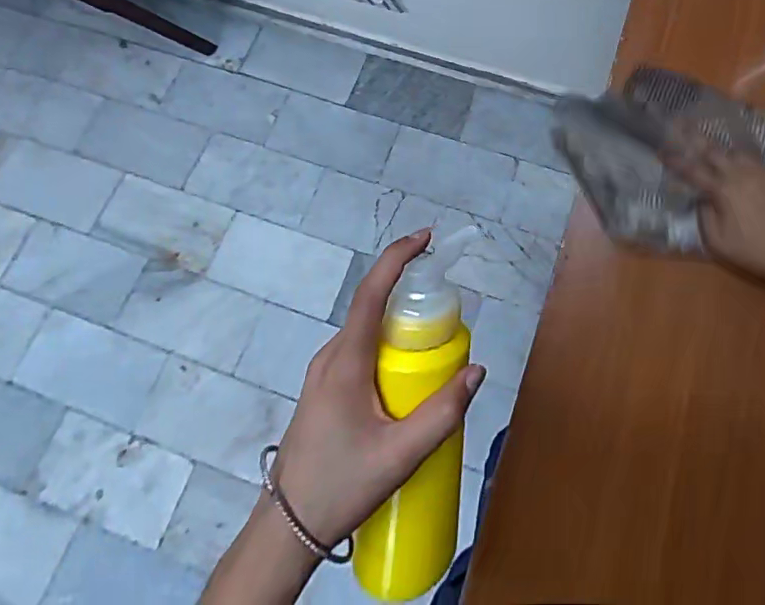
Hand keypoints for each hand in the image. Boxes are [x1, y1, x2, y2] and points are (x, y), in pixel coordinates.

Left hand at [271, 229, 485, 544]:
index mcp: (346, 360)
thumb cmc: (341, 486)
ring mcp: (324, 371)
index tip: (426, 238)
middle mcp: (332, 355)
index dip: (397, 258)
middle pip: (374, 309)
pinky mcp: (325, 387)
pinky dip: (388, 351)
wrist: (288, 525)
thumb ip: (443, 413)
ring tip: (432, 359)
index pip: (371, 292)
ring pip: (368, 333)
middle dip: (411, 301)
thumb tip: (476, 371)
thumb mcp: (400, 455)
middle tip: (447, 319)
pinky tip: (405, 385)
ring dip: (400, 331)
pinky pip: (361, 352)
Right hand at [666, 144, 764, 297]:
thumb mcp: (718, 242)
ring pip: (738, 152)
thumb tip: (703, 199)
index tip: (661, 152)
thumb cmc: (757, 253)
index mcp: (724, 190)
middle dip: (695, 138)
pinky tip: (745, 170)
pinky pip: (759, 164)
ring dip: (722, 150)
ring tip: (714, 149)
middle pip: (714, 150)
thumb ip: (704, 216)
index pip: (692, 169)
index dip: (674, 160)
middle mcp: (743, 174)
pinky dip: (746, 163)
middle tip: (682, 126)